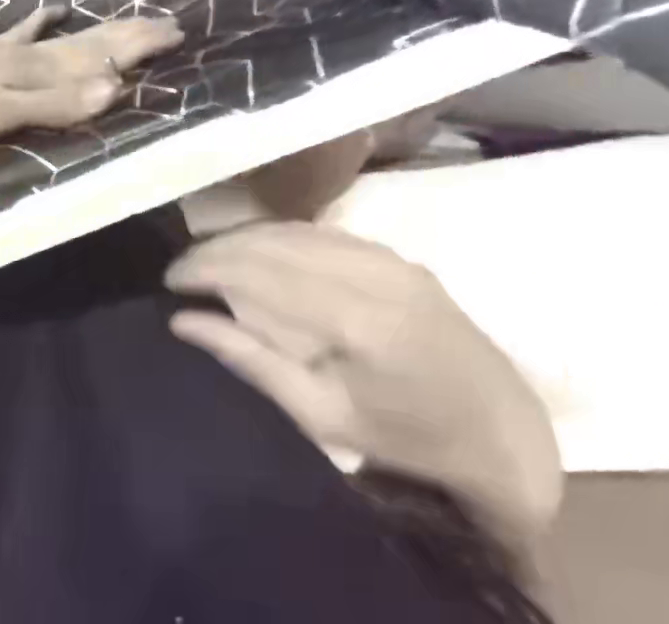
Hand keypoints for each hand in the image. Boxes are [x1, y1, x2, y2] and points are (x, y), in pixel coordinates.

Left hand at [0, 7, 183, 142]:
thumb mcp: (5, 110)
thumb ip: (58, 102)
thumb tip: (117, 89)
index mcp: (44, 70)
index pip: (104, 56)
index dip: (141, 47)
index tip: (178, 32)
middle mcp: (35, 55)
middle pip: (93, 41)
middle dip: (132, 35)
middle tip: (168, 22)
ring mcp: (11, 51)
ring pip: (68, 38)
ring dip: (101, 30)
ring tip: (126, 20)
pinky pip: (26, 33)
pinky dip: (44, 21)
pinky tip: (54, 7)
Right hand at [165, 222, 560, 553]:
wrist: (500, 429)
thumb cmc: (407, 439)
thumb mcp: (320, 415)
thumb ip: (250, 361)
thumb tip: (184, 321)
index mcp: (358, 320)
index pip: (261, 273)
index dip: (208, 268)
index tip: (169, 279)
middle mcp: (374, 272)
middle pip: (273, 243)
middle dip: (218, 250)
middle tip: (180, 269)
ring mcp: (388, 256)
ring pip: (294, 230)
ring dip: (243, 240)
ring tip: (207, 259)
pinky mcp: (394, 253)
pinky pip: (320, 233)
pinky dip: (277, 239)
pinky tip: (255, 252)